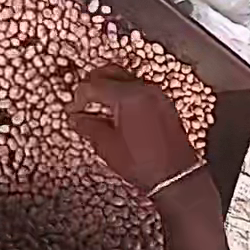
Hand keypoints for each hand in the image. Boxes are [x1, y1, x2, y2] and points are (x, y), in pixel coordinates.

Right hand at [66, 66, 201, 195]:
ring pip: (126, 78)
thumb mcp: (108, 146)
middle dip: (92, 84)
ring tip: (98, 108)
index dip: (79, 97)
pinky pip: (139, 89)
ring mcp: (157, 94)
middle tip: (82, 102)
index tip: (73, 110)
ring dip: (109, 88)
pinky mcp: (164, 103)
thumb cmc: (144, 163)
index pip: (94, 85)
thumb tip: (76, 119)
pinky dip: (125, 94)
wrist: (175, 176)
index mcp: (128, 96)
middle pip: (110, 72)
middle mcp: (144, 89)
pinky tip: (118, 113)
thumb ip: (88, 127)